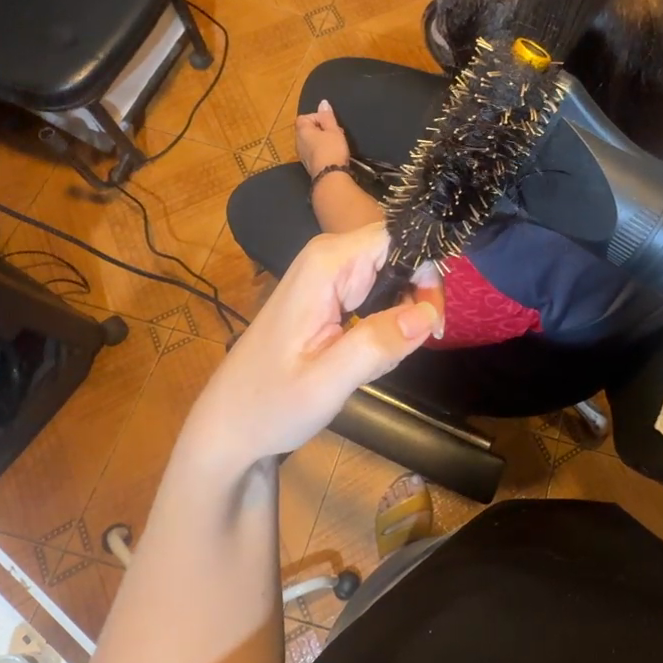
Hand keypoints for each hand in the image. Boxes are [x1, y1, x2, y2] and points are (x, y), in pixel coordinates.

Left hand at [182, 225, 439, 469]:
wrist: (229, 426)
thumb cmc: (268, 406)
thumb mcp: (324, 385)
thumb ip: (376, 345)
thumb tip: (427, 314)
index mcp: (326, 265)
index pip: (397, 236)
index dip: (425, 268)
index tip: (433, 318)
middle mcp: (329, 257)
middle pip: (400, 254)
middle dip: (416, 298)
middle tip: (411, 346)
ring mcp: (329, 273)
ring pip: (394, 275)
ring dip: (402, 316)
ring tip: (381, 358)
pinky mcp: (332, 291)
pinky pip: (379, 292)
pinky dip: (388, 324)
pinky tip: (371, 355)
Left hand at [295, 99, 351, 174]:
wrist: (330, 176)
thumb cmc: (332, 149)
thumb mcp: (333, 130)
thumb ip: (327, 116)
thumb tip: (322, 103)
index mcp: (302, 131)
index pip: (305, 117)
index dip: (318, 117)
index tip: (330, 123)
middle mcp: (298, 142)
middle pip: (308, 129)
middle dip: (322, 129)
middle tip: (336, 133)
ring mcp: (302, 155)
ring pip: (311, 141)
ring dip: (323, 140)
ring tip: (336, 144)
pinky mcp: (309, 164)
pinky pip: (314, 151)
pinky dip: (322, 150)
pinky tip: (333, 154)